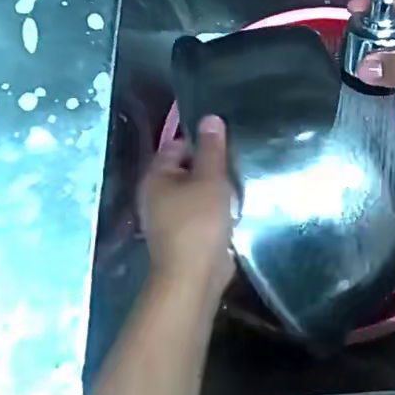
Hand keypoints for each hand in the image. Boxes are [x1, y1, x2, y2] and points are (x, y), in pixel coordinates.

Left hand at [138, 114, 236, 300]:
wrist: (193, 276)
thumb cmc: (199, 221)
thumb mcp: (210, 178)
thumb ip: (212, 148)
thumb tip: (210, 118)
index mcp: (156, 175)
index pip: (178, 144)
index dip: (202, 141)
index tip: (227, 144)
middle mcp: (156, 194)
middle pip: (186, 168)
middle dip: (211, 166)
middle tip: (236, 164)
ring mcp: (167, 217)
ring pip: (195, 192)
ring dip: (215, 190)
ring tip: (238, 185)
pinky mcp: (182, 235)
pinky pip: (200, 212)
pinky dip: (214, 210)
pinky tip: (233, 210)